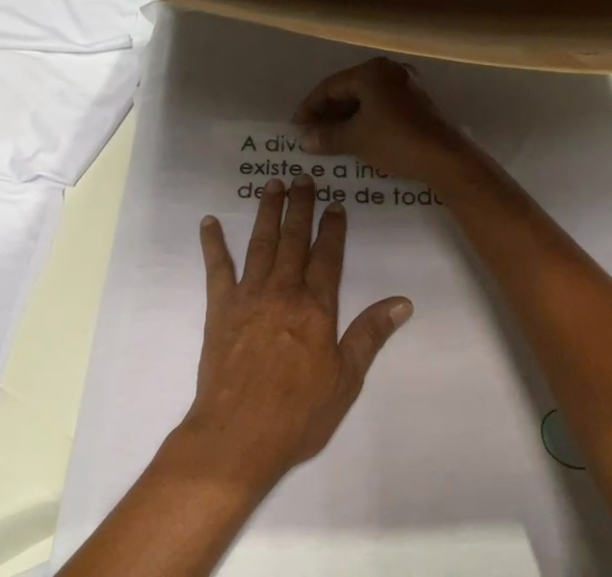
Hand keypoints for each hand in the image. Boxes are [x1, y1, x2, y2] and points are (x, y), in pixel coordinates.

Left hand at [176, 176, 411, 492]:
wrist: (238, 434)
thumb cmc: (298, 413)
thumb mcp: (346, 379)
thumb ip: (370, 334)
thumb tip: (402, 302)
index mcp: (317, 308)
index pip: (328, 257)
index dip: (333, 229)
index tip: (336, 204)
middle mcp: (283, 292)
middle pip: (294, 240)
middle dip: (300, 207)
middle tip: (302, 177)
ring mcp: (248, 297)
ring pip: (261, 244)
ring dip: (267, 213)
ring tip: (271, 185)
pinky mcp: (219, 309)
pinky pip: (216, 268)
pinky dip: (213, 243)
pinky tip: (209, 221)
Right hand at [292, 57, 479, 184]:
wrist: (445, 158)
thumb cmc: (395, 141)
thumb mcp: (355, 139)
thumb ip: (326, 136)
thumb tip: (303, 139)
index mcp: (372, 71)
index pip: (330, 86)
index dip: (310, 108)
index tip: (296, 127)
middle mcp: (390, 70)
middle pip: (349, 90)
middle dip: (328, 113)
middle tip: (310, 134)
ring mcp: (408, 85)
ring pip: (367, 100)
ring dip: (346, 118)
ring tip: (329, 139)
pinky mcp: (419, 103)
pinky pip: (383, 107)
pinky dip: (366, 120)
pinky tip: (355, 138)